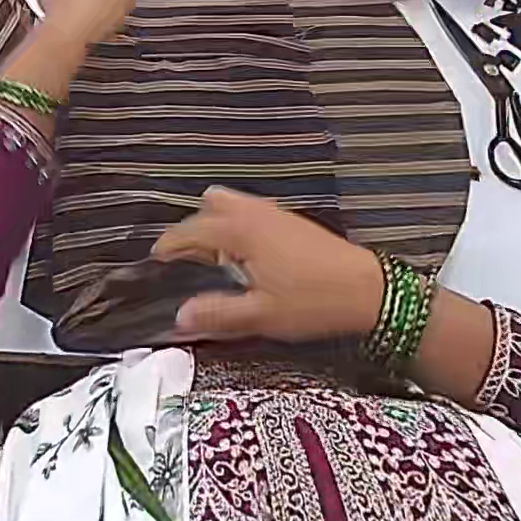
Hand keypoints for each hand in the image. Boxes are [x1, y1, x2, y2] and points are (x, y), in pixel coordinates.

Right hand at [150, 186, 384, 342]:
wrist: (367, 289)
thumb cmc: (313, 302)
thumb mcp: (261, 316)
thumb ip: (217, 313)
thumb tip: (178, 315)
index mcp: (239, 231)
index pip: (189, 230)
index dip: (168, 246)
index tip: (154, 262)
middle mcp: (252, 213)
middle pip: (207, 208)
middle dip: (190, 231)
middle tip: (186, 265)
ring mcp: (272, 212)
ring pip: (229, 204)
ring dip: (214, 224)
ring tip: (214, 260)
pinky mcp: (288, 219)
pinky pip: (248, 210)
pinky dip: (234, 223)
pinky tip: (244, 256)